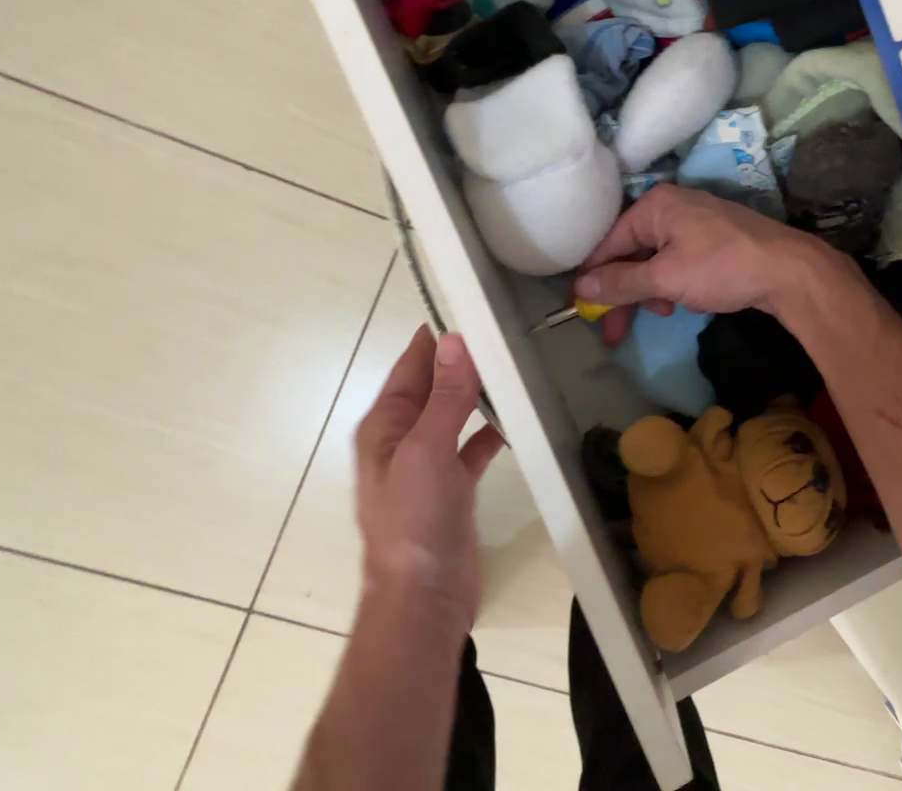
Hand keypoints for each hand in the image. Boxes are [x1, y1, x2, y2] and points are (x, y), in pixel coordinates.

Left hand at [353, 326, 503, 632]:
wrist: (424, 595)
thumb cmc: (414, 519)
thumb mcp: (427, 450)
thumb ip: (444, 397)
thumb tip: (455, 340)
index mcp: (385, 426)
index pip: (410, 365)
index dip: (436, 337)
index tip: (474, 307)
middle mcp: (402, 439)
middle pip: (434, 387)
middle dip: (463, 362)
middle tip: (506, 333)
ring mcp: (428, 464)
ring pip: (455, 415)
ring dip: (478, 394)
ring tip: (515, 367)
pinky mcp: (453, 487)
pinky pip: (473, 446)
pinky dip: (491, 431)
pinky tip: (517, 421)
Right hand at [575, 184, 841, 345]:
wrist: (788, 272)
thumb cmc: (721, 267)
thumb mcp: (665, 279)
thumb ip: (621, 283)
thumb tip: (581, 289)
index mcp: (655, 206)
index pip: (608, 242)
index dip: (594, 278)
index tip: (583, 310)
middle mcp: (672, 207)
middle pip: (631, 253)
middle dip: (624, 293)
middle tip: (613, 333)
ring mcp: (695, 223)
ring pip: (655, 262)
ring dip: (652, 292)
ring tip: (663, 312)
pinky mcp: (713, 241)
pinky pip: (678, 263)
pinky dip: (673, 285)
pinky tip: (683, 304)